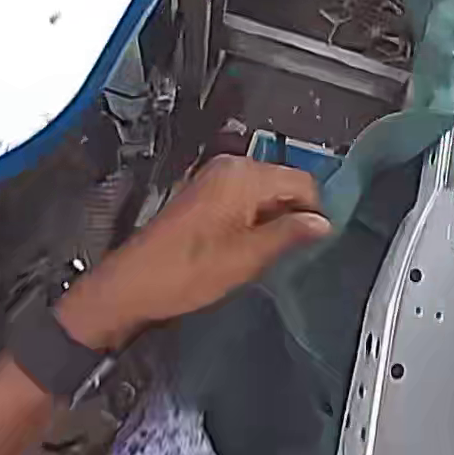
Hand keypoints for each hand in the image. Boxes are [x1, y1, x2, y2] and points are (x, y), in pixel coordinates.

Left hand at [56, 155, 330, 349]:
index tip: (313, 242)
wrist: (129, 287)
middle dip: (293, 214)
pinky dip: (255, 218)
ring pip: (267, 192)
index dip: (314, 211)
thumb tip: (324, 223)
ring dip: (274, 218)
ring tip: (266, 251)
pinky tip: (248, 245)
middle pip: (285, 183)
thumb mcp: (248, 257)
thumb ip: (290, 234)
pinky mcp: (206, 192)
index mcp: (244, 175)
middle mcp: (232, 167)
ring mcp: (216, 177)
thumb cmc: (188, 272)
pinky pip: (247, 197)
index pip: (303, 182)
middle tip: (290, 251)